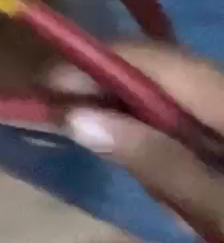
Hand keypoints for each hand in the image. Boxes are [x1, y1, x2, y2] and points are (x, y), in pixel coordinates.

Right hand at [55, 45, 223, 232]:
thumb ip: (161, 166)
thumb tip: (76, 117)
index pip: (153, 57)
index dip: (90, 64)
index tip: (45, 90)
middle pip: (169, 79)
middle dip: (122, 104)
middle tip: (90, 140)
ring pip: (192, 105)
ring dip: (158, 135)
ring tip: (165, 192)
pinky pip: (217, 127)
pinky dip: (195, 152)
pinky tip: (200, 195)